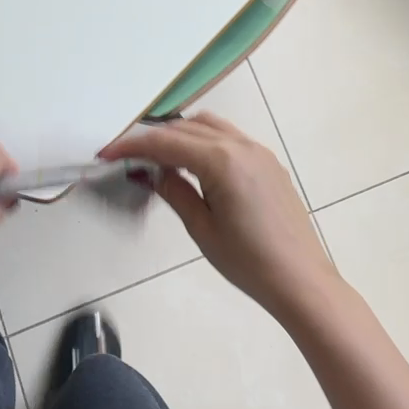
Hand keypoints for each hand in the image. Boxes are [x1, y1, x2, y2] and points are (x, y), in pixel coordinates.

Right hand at [101, 111, 339, 321]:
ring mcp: (258, 150)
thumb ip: (174, 191)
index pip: (166, 143)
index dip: (132, 146)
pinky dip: (203, 140)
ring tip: (158, 156)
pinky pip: (227, 136)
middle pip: (185, 128)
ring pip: (207, 126)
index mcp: (221, 160)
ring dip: (179, 134)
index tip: (106, 153)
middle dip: (153, 138)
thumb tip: (150, 171)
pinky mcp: (268, 162)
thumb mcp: (202, 229)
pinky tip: (193, 163)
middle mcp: (240, 144)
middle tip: (127, 157)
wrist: (303, 282)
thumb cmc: (249, 262)